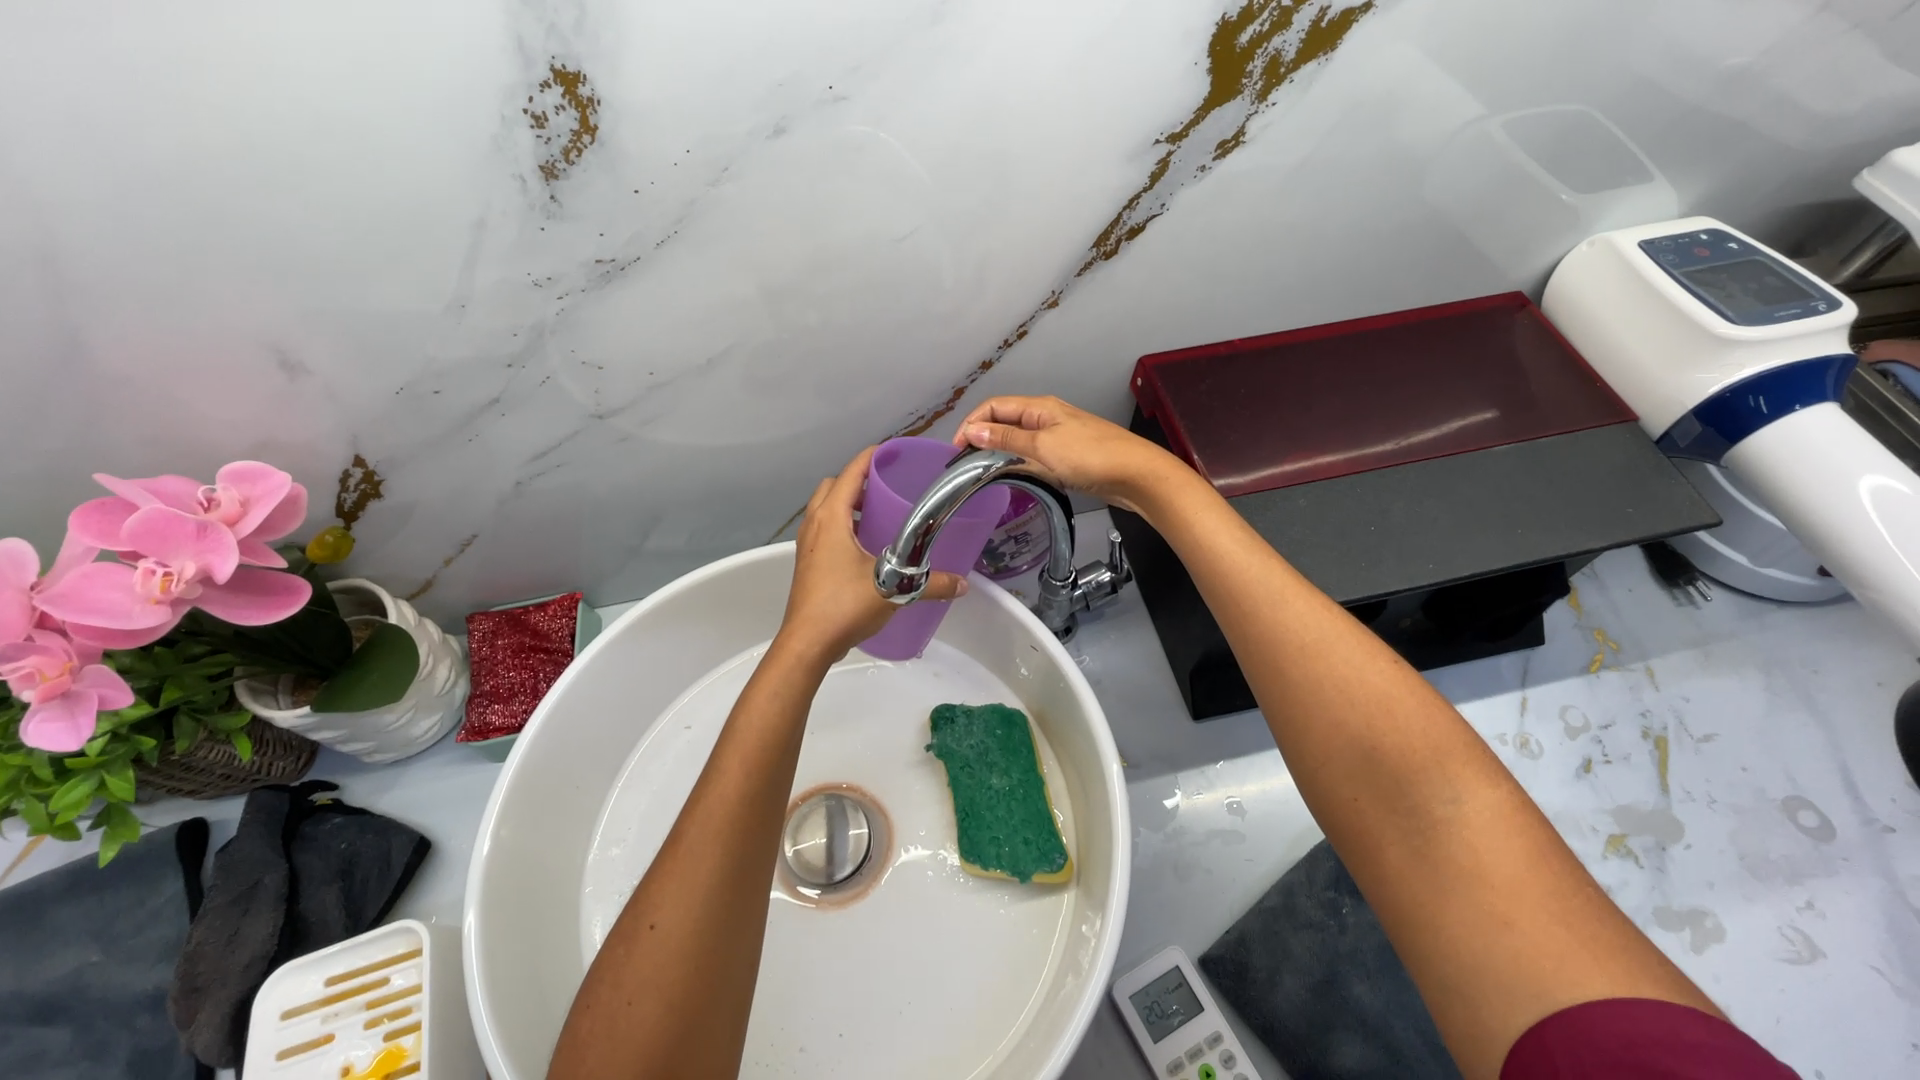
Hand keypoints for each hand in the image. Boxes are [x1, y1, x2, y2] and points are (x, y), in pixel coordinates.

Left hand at [777, 447, 967, 662]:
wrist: (807, 643)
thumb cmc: (844, 606)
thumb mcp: (893, 589)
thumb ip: (932, 584)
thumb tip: (963, 583)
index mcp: (831, 519)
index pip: (851, 474)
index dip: (871, 458)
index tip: (893, 453)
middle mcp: (815, 525)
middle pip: (834, 487)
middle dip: (858, 481)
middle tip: (888, 488)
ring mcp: (807, 545)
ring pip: (826, 509)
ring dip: (848, 505)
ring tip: (879, 515)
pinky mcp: (807, 563)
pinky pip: (824, 530)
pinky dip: (841, 526)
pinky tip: (865, 546)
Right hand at [950, 396, 1191, 514]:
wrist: (1135, 474)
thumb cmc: (1091, 456)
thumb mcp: (1042, 447)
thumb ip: (1007, 438)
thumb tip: (972, 429)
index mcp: (1039, 407)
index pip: (994, 406)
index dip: (971, 423)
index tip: (956, 450)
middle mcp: (1046, 417)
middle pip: (1004, 420)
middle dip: (981, 436)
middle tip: (965, 463)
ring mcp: (1057, 437)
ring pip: (1018, 439)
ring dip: (999, 450)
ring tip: (982, 471)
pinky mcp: (1066, 457)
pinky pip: (1032, 454)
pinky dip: (1017, 462)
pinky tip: (1013, 476)